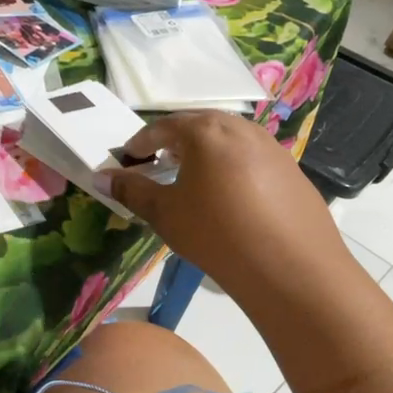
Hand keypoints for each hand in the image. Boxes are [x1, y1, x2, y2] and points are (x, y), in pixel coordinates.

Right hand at [107, 112, 351, 300]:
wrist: (291, 267)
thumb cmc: (216, 233)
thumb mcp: (164, 213)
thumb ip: (131, 190)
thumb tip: (101, 176)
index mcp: (205, 131)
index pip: (162, 127)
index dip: (140, 143)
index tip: (127, 160)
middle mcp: (240, 128)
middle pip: (198, 125)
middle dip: (172, 141)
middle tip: (156, 163)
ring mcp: (271, 146)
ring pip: (227, 138)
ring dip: (203, 151)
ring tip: (190, 177)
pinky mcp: (291, 169)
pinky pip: (250, 156)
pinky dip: (230, 165)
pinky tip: (226, 196)